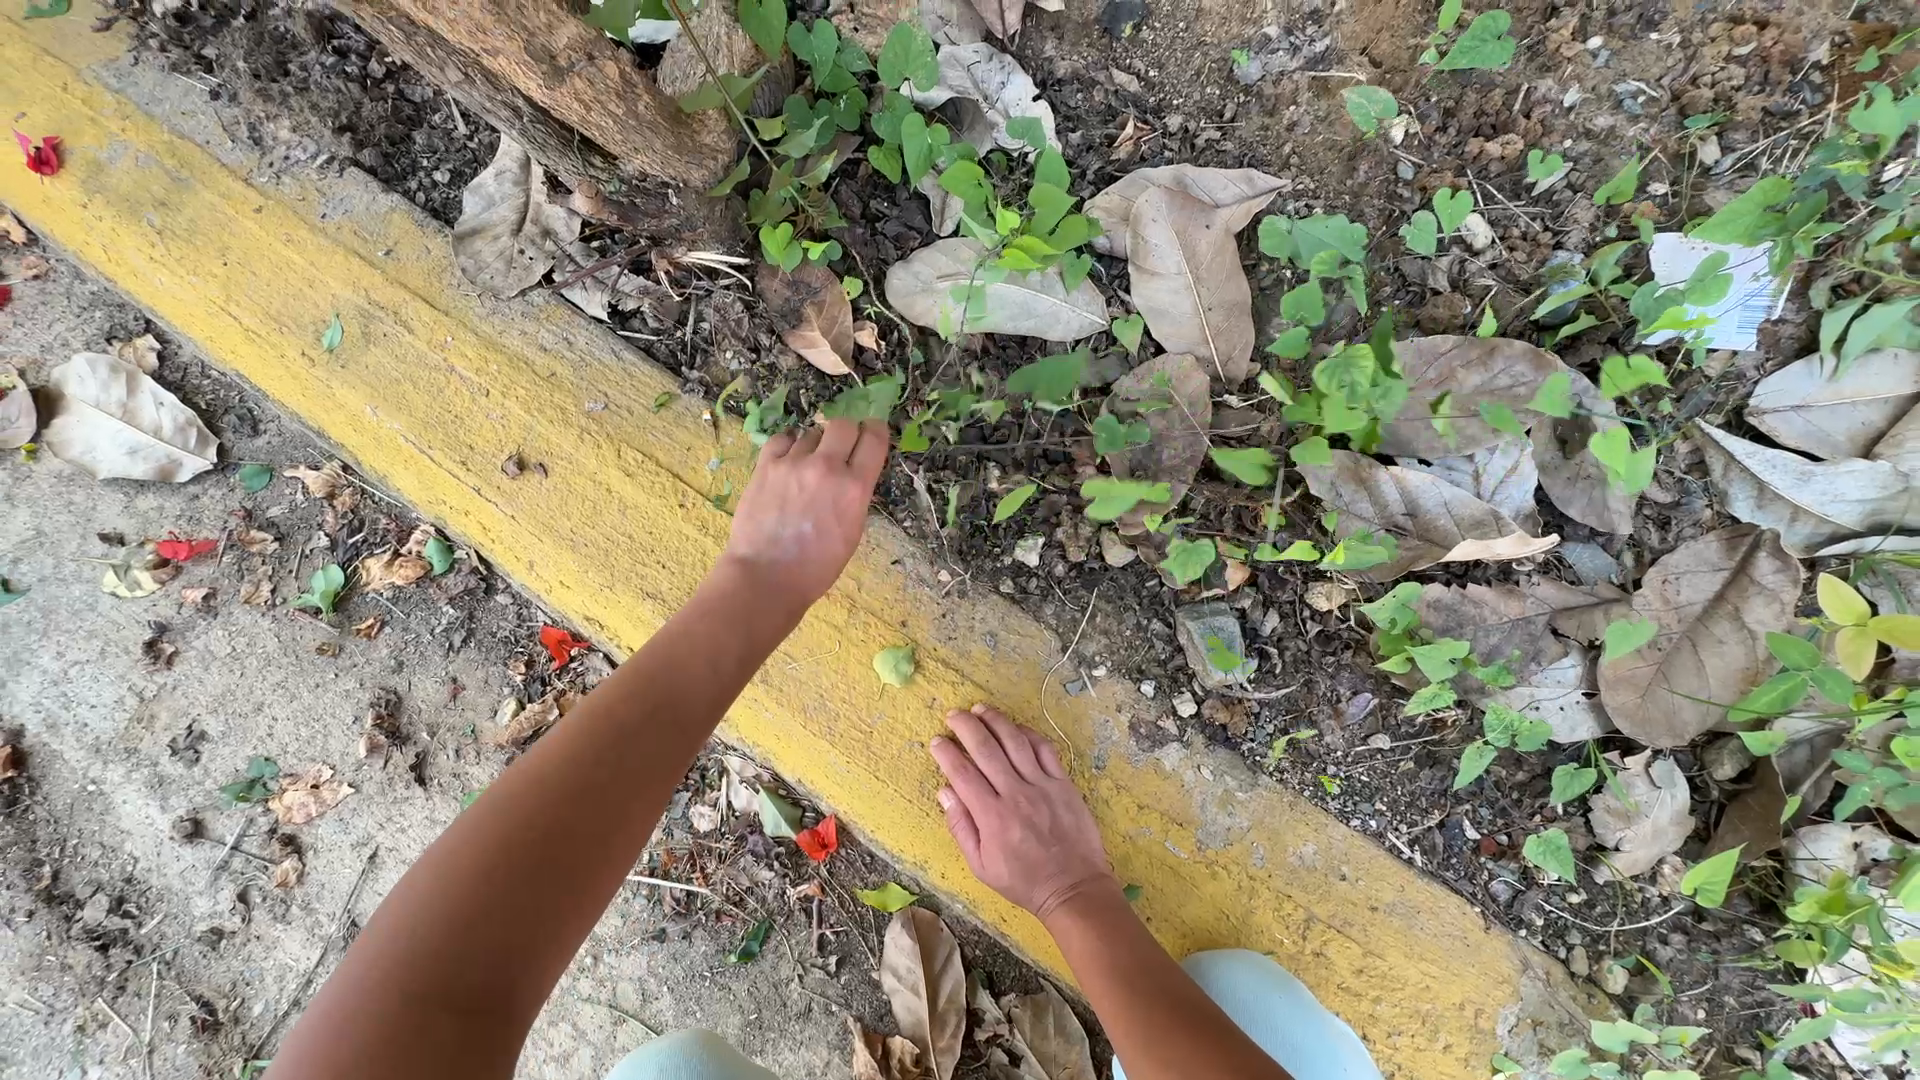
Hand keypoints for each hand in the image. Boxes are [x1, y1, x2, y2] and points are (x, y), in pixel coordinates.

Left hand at [721, 418, 887, 608]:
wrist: (767, 575)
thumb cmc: (817, 566)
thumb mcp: (853, 530)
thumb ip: (855, 495)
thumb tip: (852, 472)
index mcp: (855, 488)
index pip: (874, 439)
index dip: (875, 431)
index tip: (871, 433)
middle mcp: (827, 468)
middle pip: (842, 425)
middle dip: (846, 433)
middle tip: (840, 447)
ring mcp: (793, 464)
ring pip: (811, 433)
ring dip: (815, 445)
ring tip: (808, 466)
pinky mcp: (766, 466)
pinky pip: (782, 439)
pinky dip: (789, 445)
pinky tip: (788, 460)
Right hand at [929, 705, 1118, 923]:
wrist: (1073, 887)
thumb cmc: (1023, 881)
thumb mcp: (981, 866)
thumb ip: (961, 827)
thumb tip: (945, 792)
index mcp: (991, 817)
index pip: (962, 773)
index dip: (946, 753)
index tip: (937, 740)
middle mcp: (1015, 794)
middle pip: (985, 749)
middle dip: (965, 727)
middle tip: (953, 715)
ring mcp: (1042, 785)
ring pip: (1014, 741)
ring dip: (995, 721)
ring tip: (980, 709)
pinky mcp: (1063, 782)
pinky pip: (1044, 749)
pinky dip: (1028, 733)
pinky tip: (1015, 726)